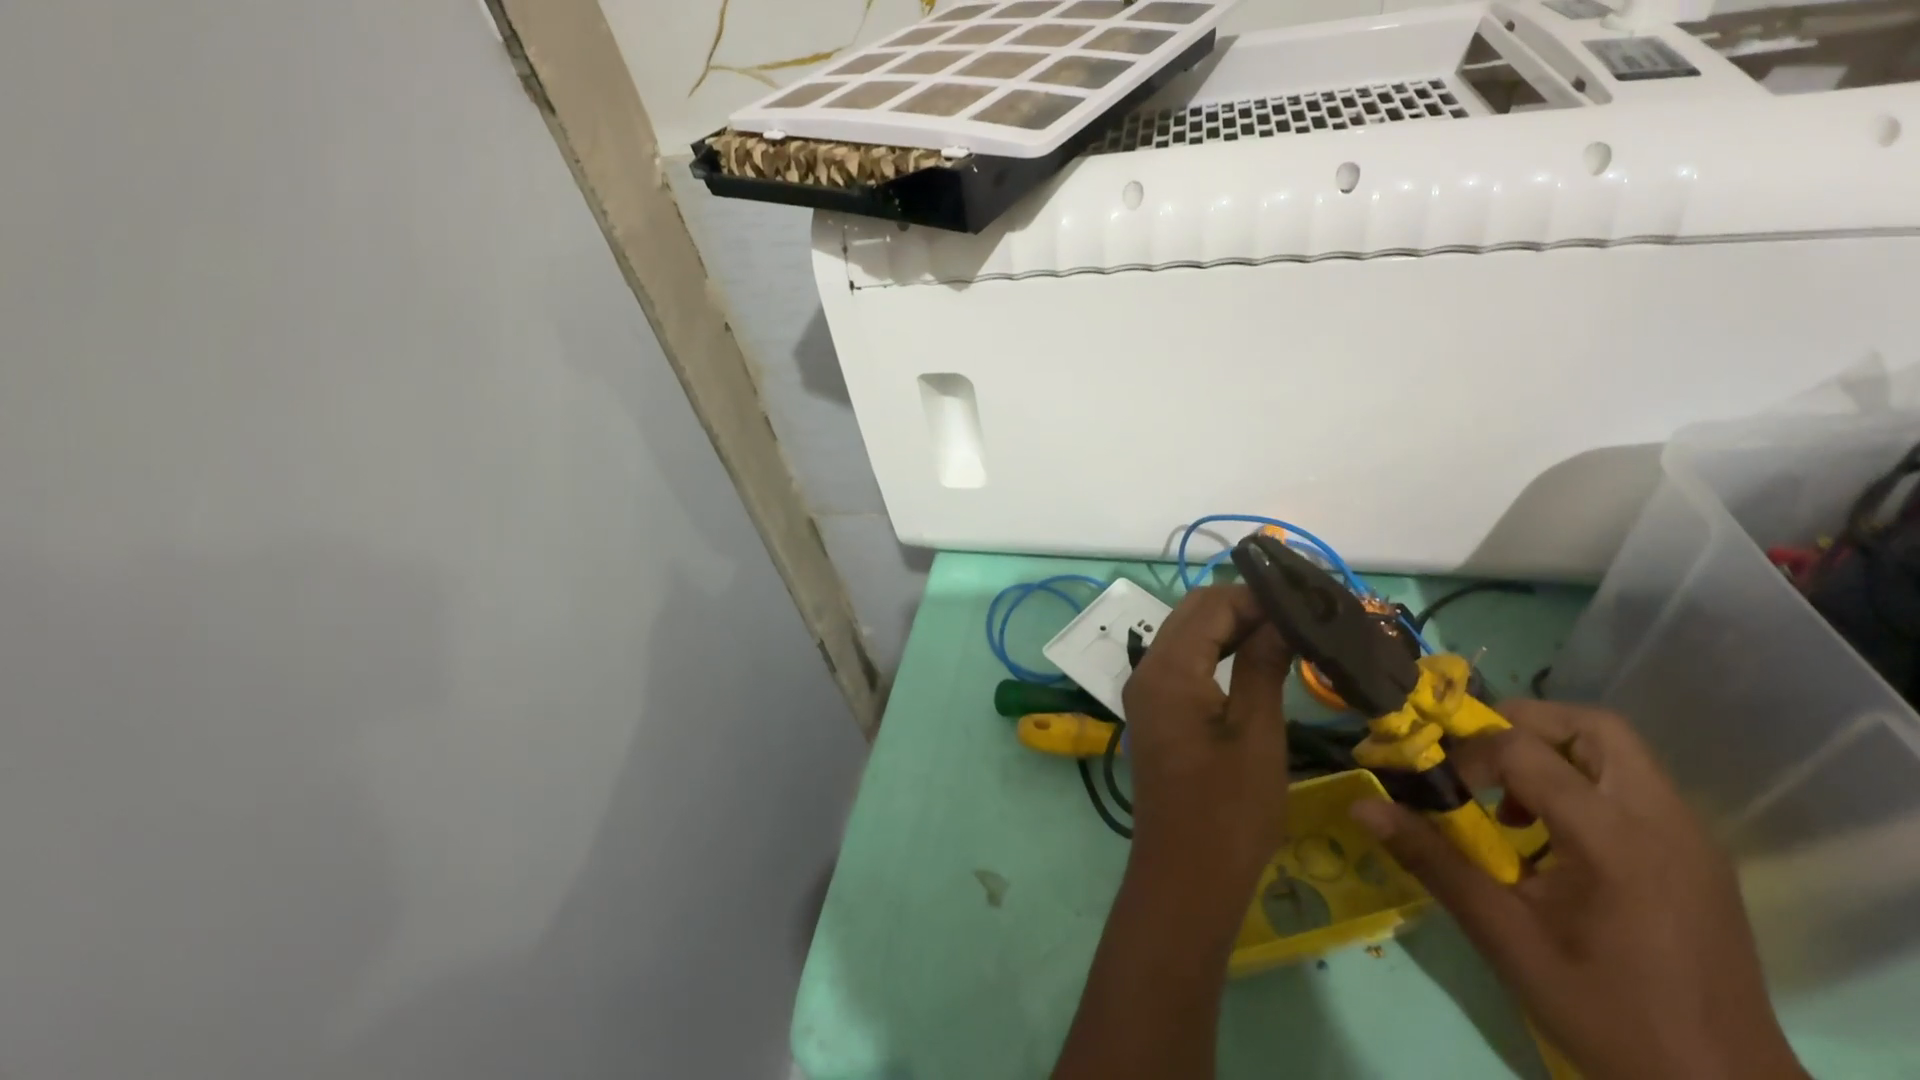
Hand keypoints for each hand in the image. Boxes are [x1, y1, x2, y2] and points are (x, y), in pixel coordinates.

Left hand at [1052, 586, 1293, 1079]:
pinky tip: (1261, 660)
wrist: (1186, 878)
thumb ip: (1264, 666)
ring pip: (1190, 637)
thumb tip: (1283, 618)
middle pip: (1195, 614)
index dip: (1259, 595)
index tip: (1312, 599)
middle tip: (1306, 613)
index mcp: (1166, 670)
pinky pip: (1187, 664)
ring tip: (1293, 631)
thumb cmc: (1228, 811)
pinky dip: (1221, 653)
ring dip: (1235, 628)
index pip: (1211, 604)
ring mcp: (1148, 694)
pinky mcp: (1157, 715)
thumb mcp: (1257, 733)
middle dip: (1248, 606)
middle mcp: (1146, 672)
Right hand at [1351, 702, 1805, 1079]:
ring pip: (1620, 753)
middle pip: (1594, 726)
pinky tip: (1556, 844)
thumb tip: (1363, 806)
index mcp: (1613, 836)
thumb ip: (1434, 861)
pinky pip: (1636, 789)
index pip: (1526, 750)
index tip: (1437, 789)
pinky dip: (1586, 786)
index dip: (1469, 756)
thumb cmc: (1603, 1011)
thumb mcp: (1504, 937)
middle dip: (1525, 727)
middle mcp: (1662, 818)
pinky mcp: (1699, 857)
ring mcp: (1690, 836)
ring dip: (1557, 755)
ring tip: (1512, 808)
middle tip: (1477, 761)